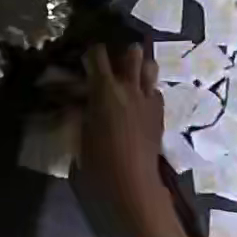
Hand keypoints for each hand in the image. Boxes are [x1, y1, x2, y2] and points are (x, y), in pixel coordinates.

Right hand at [79, 43, 170, 228]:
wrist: (131, 183)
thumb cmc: (97, 161)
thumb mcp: (80, 133)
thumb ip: (79, 111)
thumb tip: (76, 101)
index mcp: (104, 88)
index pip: (97, 54)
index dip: (90, 54)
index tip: (84, 61)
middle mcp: (129, 87)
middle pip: (132, 53)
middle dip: (122, 55)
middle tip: (112, 67)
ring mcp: (148, 99)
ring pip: (150, 67)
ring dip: (140, 68)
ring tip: (130, 78)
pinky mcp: (159, 113)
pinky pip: (155, 92)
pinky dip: (147, 92)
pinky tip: (139, 103)